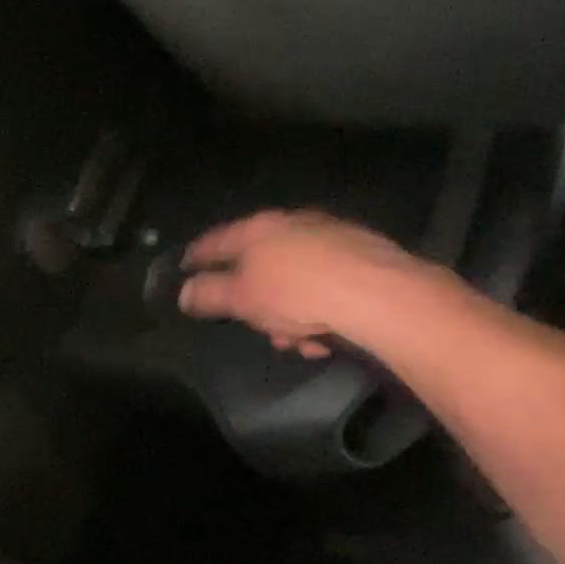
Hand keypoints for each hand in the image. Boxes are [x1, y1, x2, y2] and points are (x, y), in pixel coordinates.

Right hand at [178, 210, 456, 356]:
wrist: (380, 296)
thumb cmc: (297, 293)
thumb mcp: (240, 299)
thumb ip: (207, 293)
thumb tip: (184, 291)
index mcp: (258, 228)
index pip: (214, 240)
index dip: (195, 256)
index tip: (183, 268)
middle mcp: (294, 224)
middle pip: (258, 262)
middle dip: (251, 297)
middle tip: (248, 323)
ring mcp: (332, 237)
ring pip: (293, 279)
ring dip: (286, 312)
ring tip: (293, 339)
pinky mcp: (364, 256)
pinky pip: (324, 285)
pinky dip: (316, 309)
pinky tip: (321, 335)